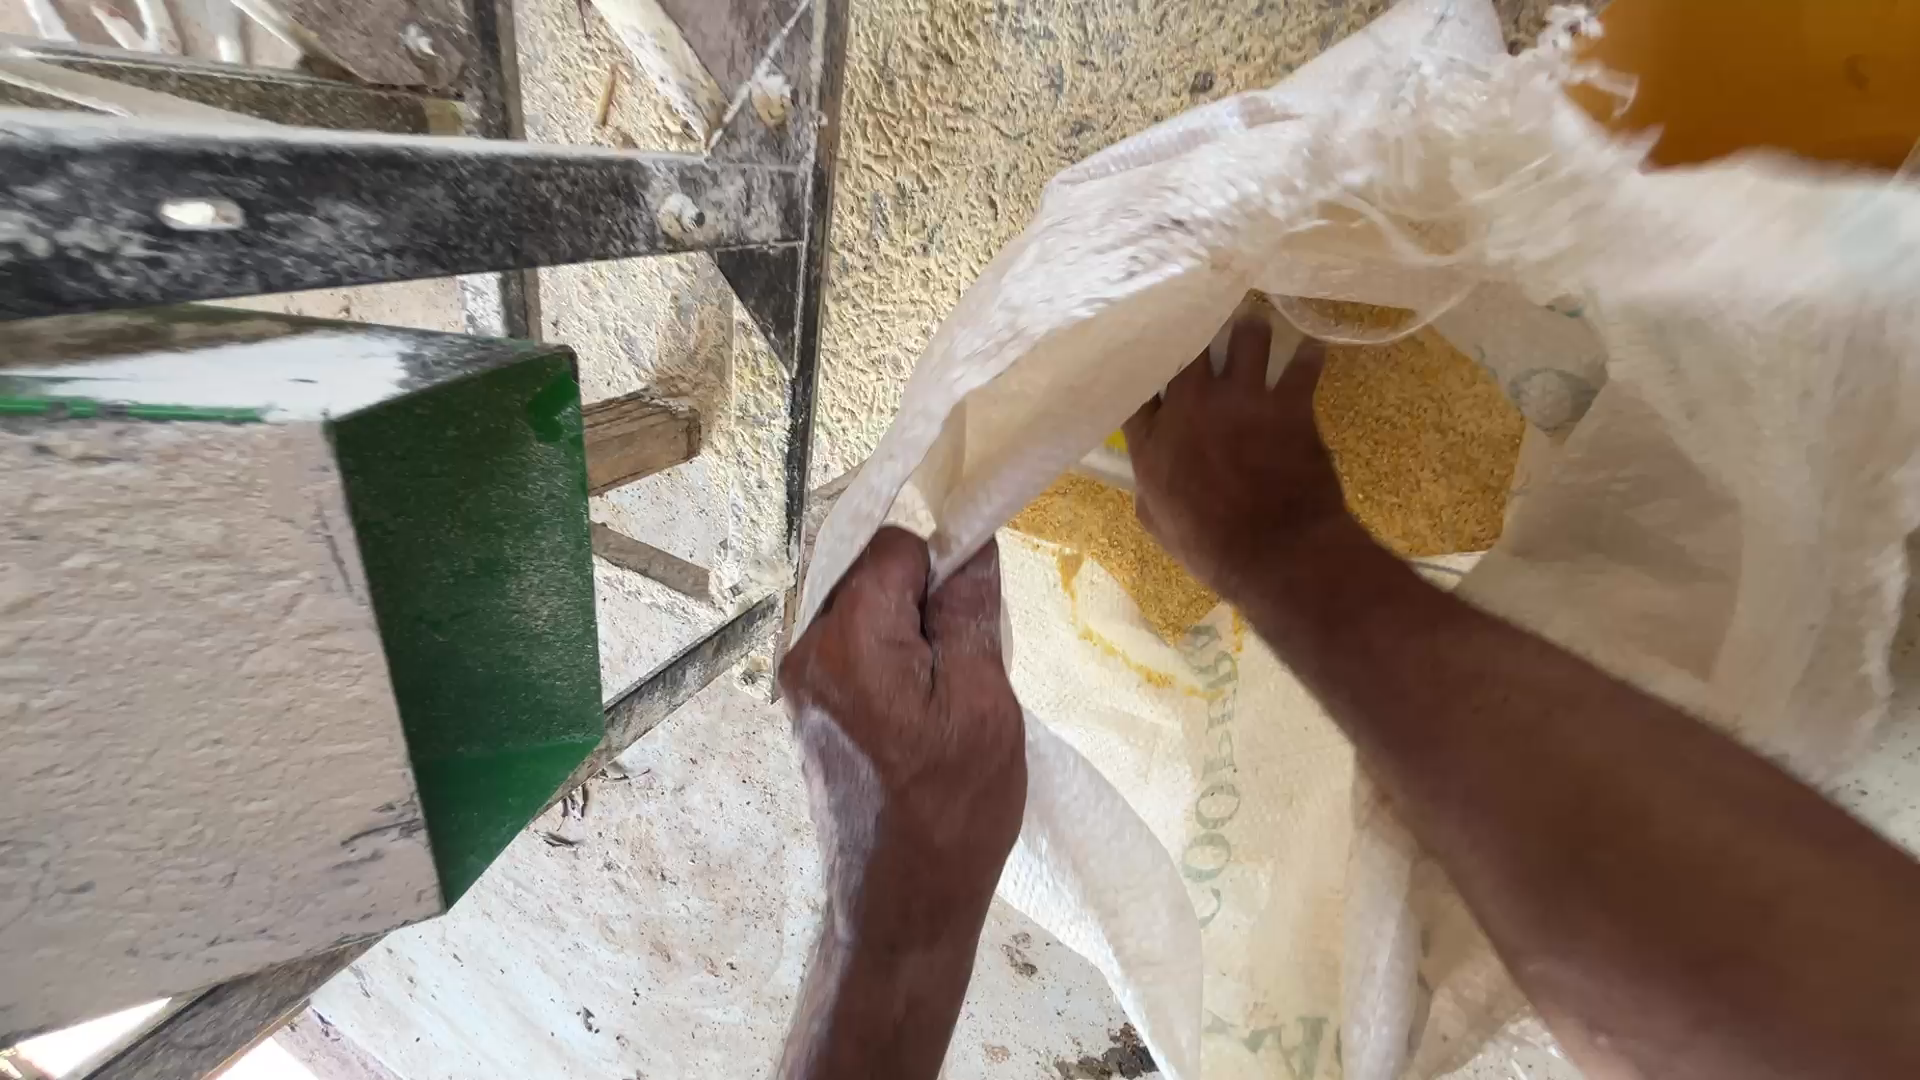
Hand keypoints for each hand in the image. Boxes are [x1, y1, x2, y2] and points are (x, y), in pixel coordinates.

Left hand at [778, 528, 1025, 942]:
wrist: (899, 908)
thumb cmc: (952, 813)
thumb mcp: (983, 705)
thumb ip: (969, 612)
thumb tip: (971, 545)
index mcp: (847, 640)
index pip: (893, 547)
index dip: (941, 565)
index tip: (967, 616)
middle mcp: (805, 649)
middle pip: (869, 571)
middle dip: (921, 597)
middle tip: (959, 661)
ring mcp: (798, 680)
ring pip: (862, 607)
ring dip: (907, 628)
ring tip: (941, 690)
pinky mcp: (806, 705)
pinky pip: (850, 645)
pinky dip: (888, 654)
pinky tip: (916, 707)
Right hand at [1123, 315, 1349, 598]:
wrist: (1275, 553)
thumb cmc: (1208, 546)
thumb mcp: (1156, 520)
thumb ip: (1149, 483)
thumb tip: (1151, 469)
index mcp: (1153, 440)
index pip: (1137, 386)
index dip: (1143, 368)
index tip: (1150, 362)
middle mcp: (1191, 406)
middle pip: (1187, 346)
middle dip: (1194, 331)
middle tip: (1201, 321)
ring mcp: (1241, 399)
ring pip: (1246, 337)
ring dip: (1249, 330)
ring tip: (1252, 324)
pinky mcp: (1288, 404)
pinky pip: (1303, 364)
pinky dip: (1307, 356)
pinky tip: (1310, 349)